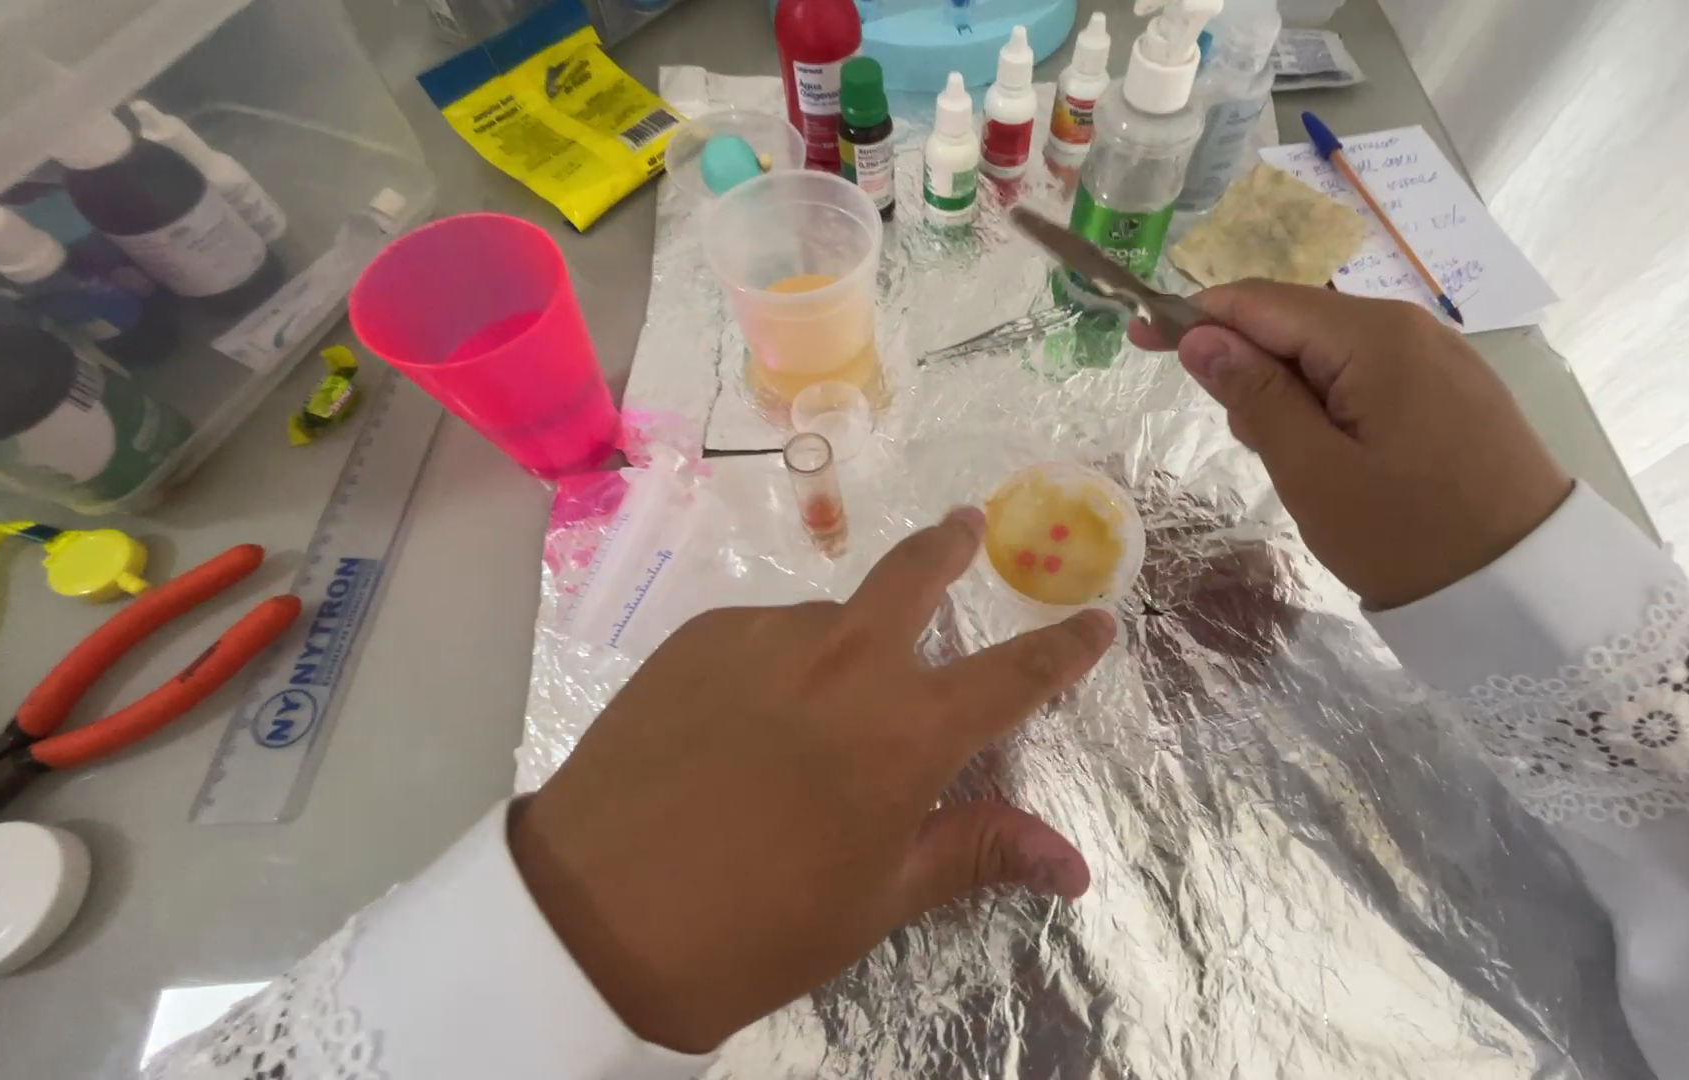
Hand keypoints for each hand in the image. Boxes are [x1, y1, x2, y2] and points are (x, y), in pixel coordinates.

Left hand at [508, 508, 1114, 1053]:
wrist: (591, 917)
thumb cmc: (757, 926)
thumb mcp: (879, 897)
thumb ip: (978, 852)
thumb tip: (1075, 866)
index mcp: (905, 730)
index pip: (1015, 675)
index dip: (1065, 648)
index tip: (1096, 619)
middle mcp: (846, 659)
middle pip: (917, 572)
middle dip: (951, 544)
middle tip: (966, 524)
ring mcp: (769, 635)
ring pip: (833, 618)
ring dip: (845, 647)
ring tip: (808, 713)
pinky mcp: (704, 634)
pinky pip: (767, 635)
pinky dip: (779, 665)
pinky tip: (742, 717)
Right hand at [1131, 283, 1572, 608]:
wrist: (1522, 586)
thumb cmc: (1406, 534)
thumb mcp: (1311, 470)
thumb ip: (1254, 395)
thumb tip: (1199, 337)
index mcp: (1371, 337)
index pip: (1259, 302)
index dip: (1192, 316)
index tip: (1138, 337)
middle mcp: (1405, 327)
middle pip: (1291, 322)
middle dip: (1245, 367)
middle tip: (1250, 443)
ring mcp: (1430, 355)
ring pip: (1322, 353)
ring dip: (1284, 394)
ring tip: (1294, 463)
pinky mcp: (1442, 386)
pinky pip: (1357, 375)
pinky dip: (1321, 405)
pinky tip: (1329, 454)